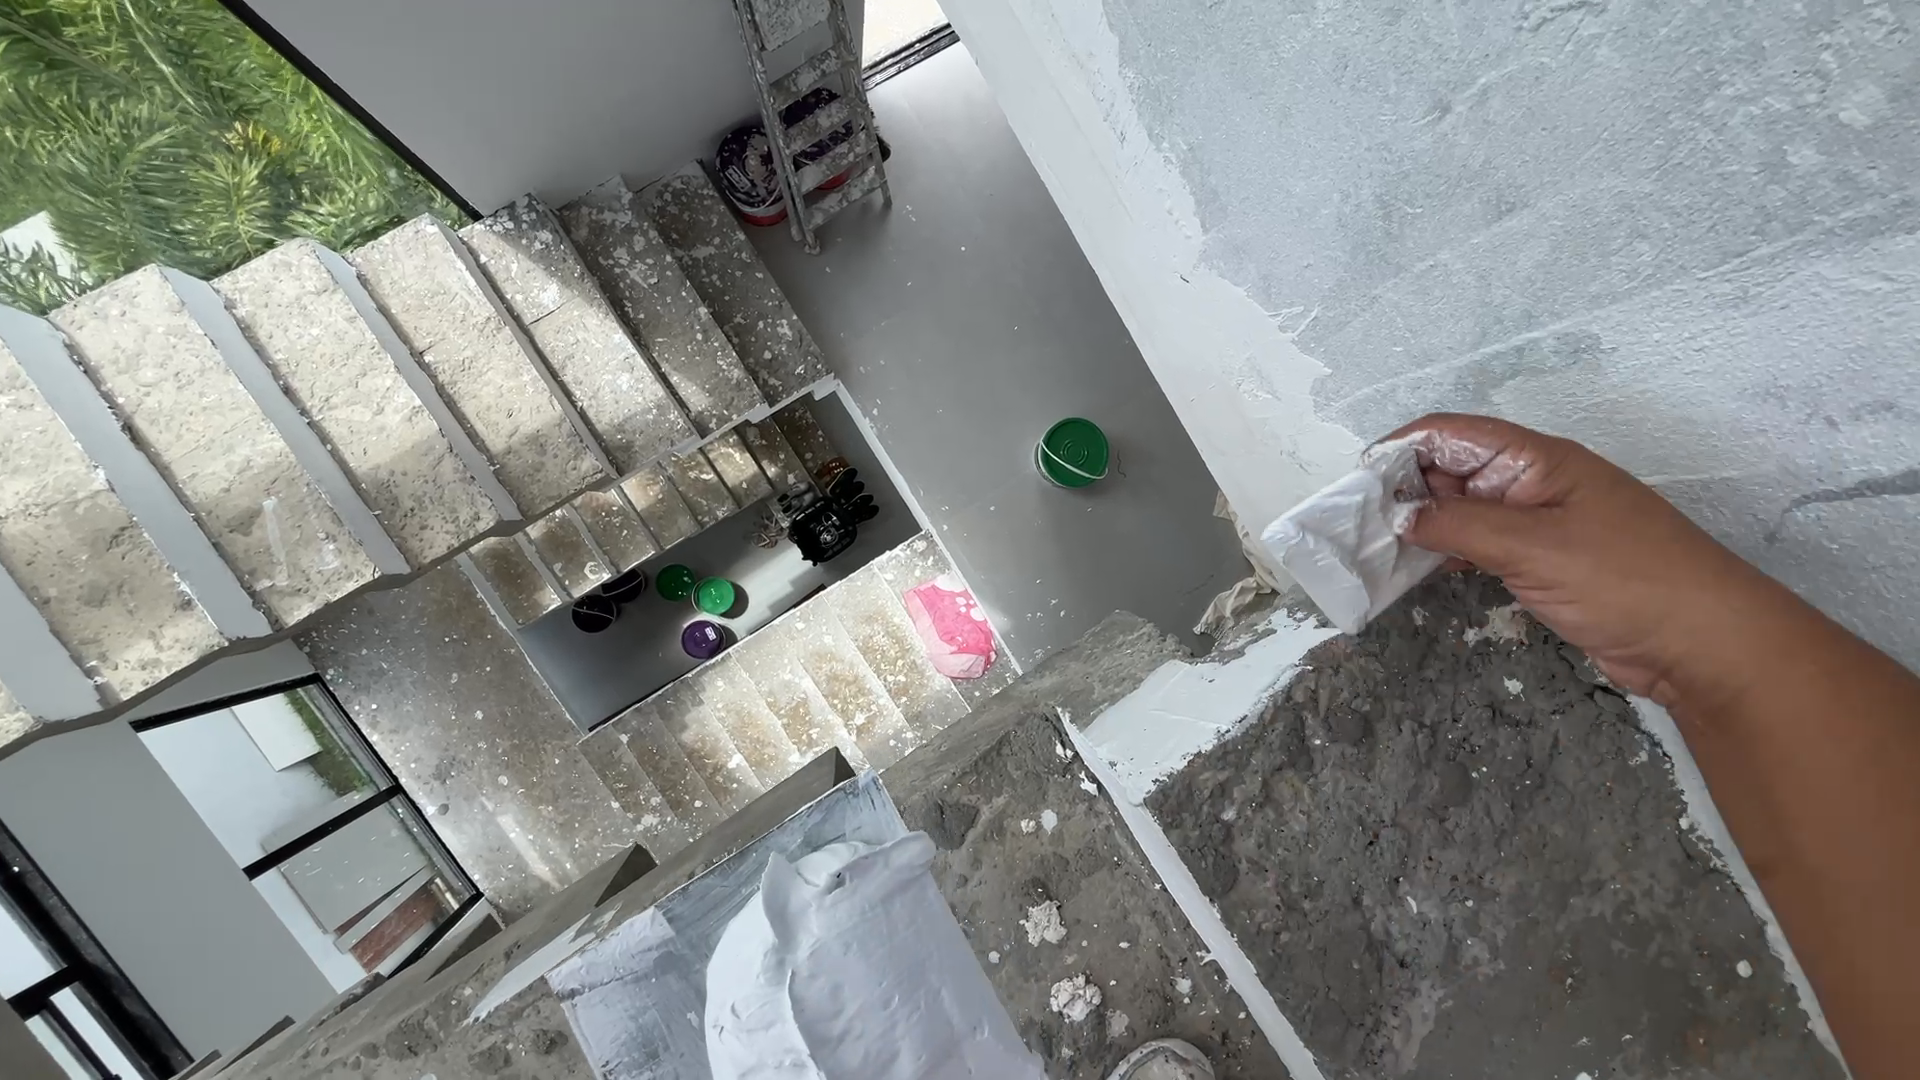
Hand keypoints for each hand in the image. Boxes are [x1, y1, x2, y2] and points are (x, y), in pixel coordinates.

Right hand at [1381, 413, 1769, 703]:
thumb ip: (1457, 525)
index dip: (1400, 448)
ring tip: (1377, 547)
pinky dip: (1442, 550)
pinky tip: (1417, 568)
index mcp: (1535, 459)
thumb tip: (1398, 516)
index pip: (1450, 434)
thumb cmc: (1626, 580)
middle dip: (1401, 489)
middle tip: (1360, 523)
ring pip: (1457, 508)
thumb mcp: (1532, 546)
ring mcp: (1533, 520)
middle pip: (1448, 468)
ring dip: (1419, 523)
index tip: (1358, 483)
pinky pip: (1474, 541)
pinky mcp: (1535, 557)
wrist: (1705, 645)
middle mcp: (1529, 481)